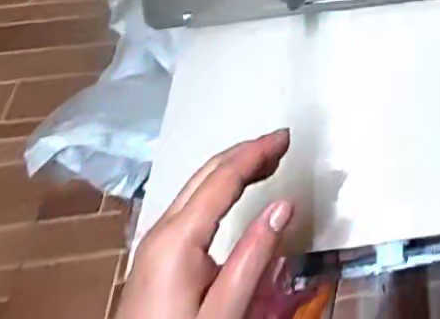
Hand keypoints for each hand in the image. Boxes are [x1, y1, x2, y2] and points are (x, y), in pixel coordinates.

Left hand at [118, 129, 294, 318]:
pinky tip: (235, 194)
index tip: (286, 138)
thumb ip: (253, 258)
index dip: (256, 152)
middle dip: (246, 152)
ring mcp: (152, 245)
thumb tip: (284, 204)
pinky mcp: (153, 259)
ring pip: (197, 186)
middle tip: (281, 144)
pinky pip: (191, 205)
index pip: (223, 177)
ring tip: (267, 162)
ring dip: (233, 168)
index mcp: (178, 239)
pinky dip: (219, 187)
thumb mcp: (223, 315)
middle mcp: (161, 231)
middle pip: (207, 173)